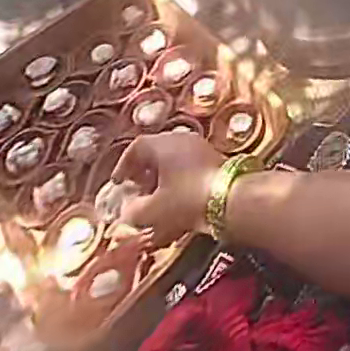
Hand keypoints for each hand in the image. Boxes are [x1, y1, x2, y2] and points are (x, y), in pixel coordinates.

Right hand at [113, 130, 226, 246]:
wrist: (231, 198)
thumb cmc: (186, 199)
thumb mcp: (153, 210)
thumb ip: (134, 211)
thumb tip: (127, 211)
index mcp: (164, 144)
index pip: (137, 146)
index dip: (124, 165)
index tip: (118, 183)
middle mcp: (182, 139)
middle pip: (156, 151)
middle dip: (143, 172)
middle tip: (137, 191)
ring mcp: (200, 148)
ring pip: (174, 159)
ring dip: (161, 177)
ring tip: (155, 200)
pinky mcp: (214, 160)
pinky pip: (189, 166)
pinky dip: (178, 180)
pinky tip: (177, 201)